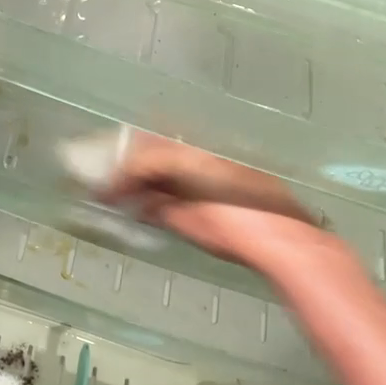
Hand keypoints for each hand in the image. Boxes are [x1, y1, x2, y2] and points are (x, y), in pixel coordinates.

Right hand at [100, 133, 325, 269]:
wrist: (284, 237)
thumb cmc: (232, 230)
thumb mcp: (188, 222)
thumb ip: (160, 209)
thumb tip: (144, 205)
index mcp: (183, 158)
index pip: (139, 160)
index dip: (117, 177)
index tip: (101, 192)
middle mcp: (199, 149)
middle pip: (155, 147)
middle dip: (132, 164)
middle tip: (115, 183)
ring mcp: (218, 156)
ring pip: (174, 153)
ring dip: (153, 168)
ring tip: (139, 189)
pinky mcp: (233, 167)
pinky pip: (192, 162)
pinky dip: (174, 174)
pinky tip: (170, 192)